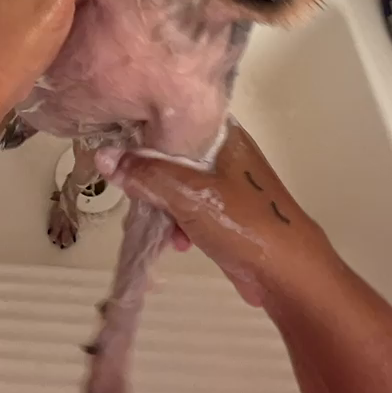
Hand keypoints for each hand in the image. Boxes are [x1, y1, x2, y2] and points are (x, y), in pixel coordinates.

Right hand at [99, 124, 336, 307]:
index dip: (144, 130)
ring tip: (159, 226)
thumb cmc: (242, 222)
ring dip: (164, 204)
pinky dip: (180, 221)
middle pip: (172, 152)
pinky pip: (190, 206)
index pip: (174, 116)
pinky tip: (176, 241)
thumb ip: (144, 173)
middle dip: (150, 177)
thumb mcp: (187, 193)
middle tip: (136, 196)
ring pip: (178, 181)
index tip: (119, 148)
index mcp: (221, 133)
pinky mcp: (227, 210)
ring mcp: (228, 181)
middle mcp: (225, 150)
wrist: (289, 275)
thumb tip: (102, 155)